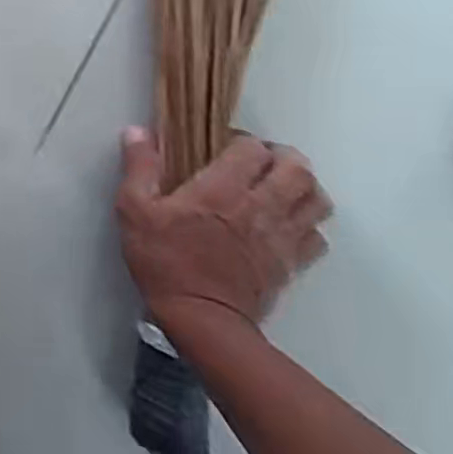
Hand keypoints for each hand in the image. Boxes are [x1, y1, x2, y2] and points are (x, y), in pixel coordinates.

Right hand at [115, 127, 330, 328]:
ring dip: (302, 188)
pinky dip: (307, 225)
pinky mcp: (291, 265)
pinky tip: (284, 225)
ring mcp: (281, 237)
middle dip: (283, 158)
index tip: (223, 148)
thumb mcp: (135, 210)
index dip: (242, 141)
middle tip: (260, 162)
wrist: (202, 322)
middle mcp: (260, 206)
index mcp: (222, 188)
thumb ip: (139, 167)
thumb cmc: (165, 261)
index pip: (253, 148)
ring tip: (278, 188)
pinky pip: (317, 236)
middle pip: (298, 168)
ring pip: (317, 199)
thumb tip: (137, 131)